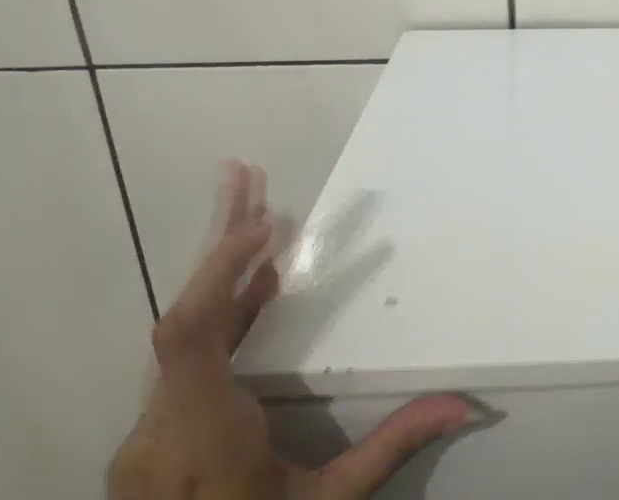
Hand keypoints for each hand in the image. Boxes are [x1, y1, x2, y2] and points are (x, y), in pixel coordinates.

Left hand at [108, 161, 475, 498]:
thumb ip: (392, 447)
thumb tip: (471, 404)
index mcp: (203, 436)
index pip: (189, 335)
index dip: (221, 272)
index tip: (267, 225)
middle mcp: (161, 425)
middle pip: (183, 315)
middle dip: (219, 242)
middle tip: (242, 171)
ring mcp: (148, 431)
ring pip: (180, 330)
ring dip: (219, 266)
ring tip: (251, 203)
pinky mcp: (153, 435)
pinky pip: (184, 357)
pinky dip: (221, 309)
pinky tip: (255, 283)